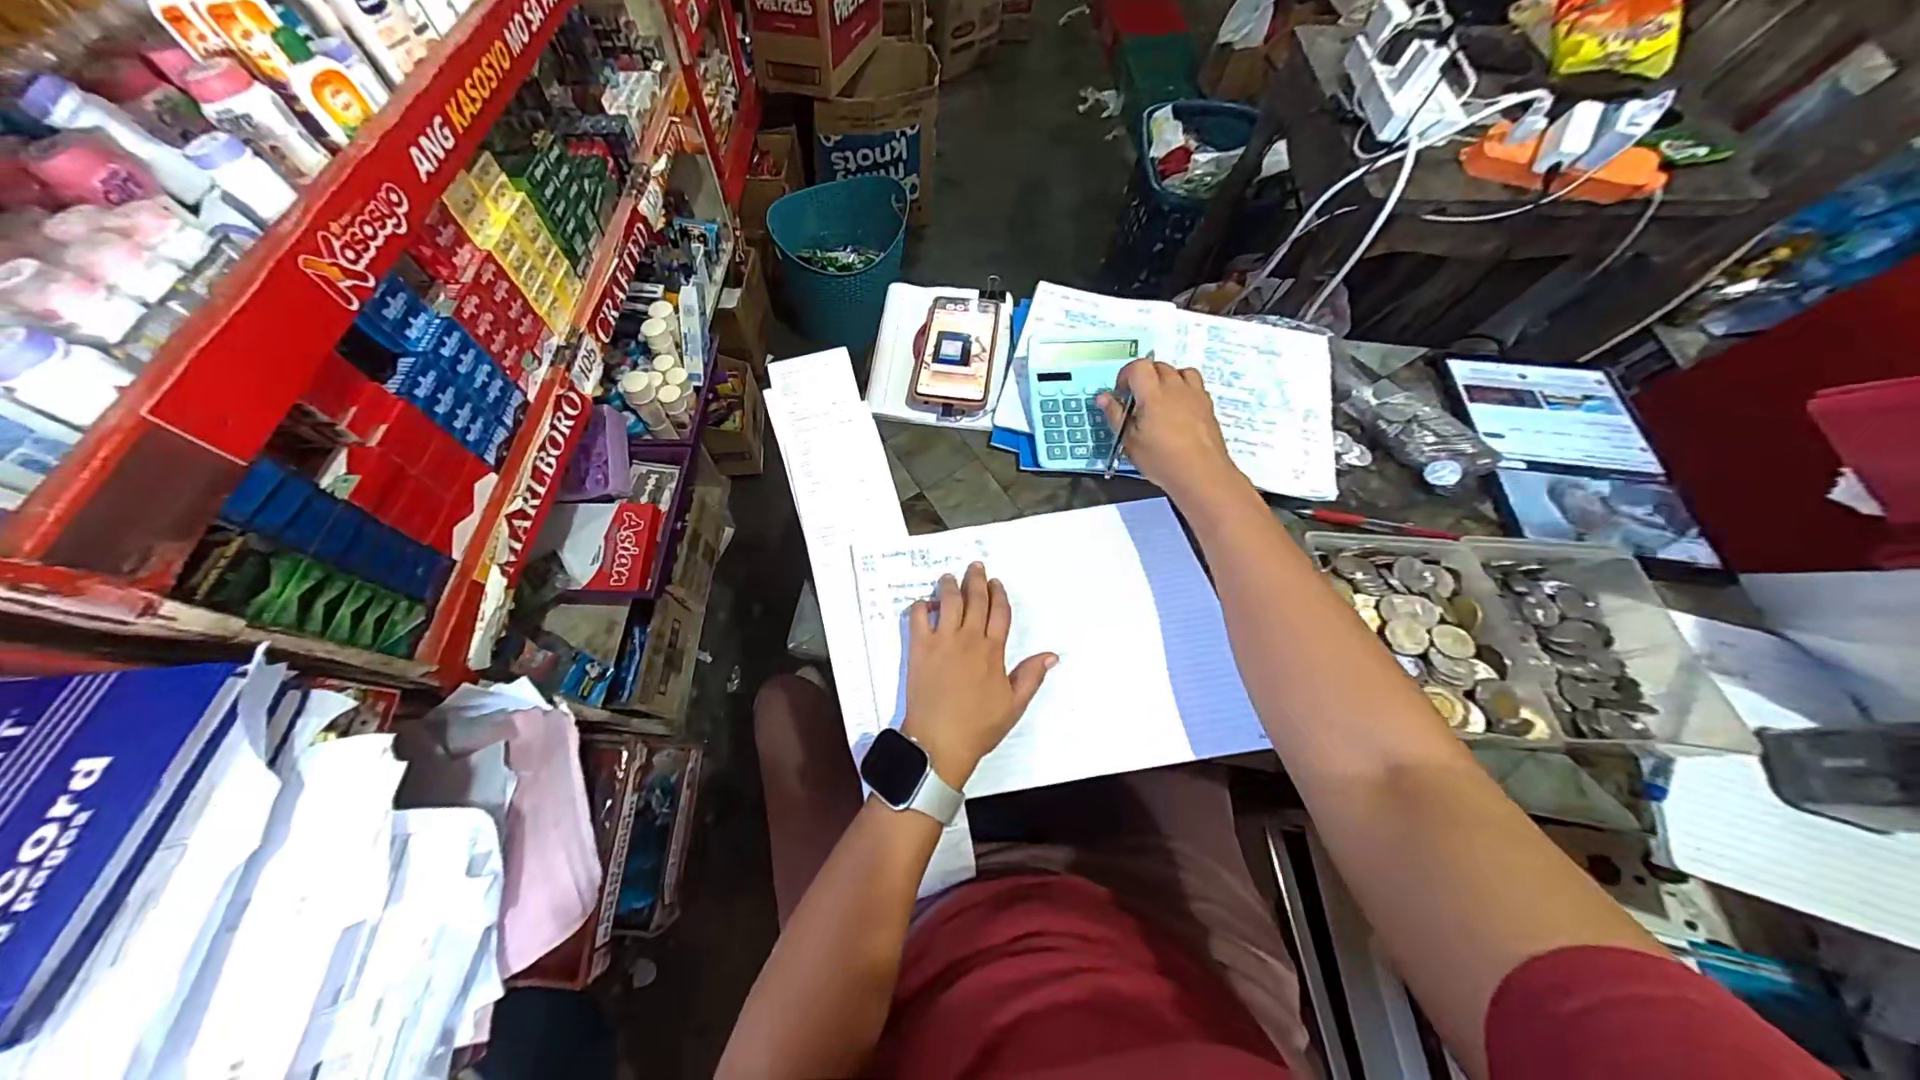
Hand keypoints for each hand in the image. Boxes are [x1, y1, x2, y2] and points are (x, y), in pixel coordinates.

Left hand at [901, 562, 1055, 788]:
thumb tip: (1051, 656)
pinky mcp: (919, 648)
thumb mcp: (1013, 705)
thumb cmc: (978, 727)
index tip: (996, 583)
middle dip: (976, 580)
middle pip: (975, 599)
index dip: (999, 594)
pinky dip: (921, 605)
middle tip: (975, 567)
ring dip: (950, 585)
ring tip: (949, 577)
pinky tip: (925, 603)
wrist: (939, 742)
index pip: (1000, 612)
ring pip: (949, 602)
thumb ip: (1030, 677)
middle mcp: (969, 639)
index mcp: (993, 651)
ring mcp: (942, 641)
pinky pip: (918, 617)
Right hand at [1098, 357, 1248, 506]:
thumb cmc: (1161, 460)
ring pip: (1180, 371)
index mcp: (1153, 395)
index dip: (1126, 375)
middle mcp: (1175, 388)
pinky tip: (1179, 408)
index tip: (1122, 393)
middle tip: (1137, 399)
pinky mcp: (1207, 404)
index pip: (1138, 366)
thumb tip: (1103, 397)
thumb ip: (1116, 415)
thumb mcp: (1130, 442)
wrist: (1200, 473)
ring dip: (1167, 379)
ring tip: (1160, 399)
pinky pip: (1195, 385)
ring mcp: (1195, 394)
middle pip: (1158, 366)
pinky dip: (1184, 388)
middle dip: (1144, 376)